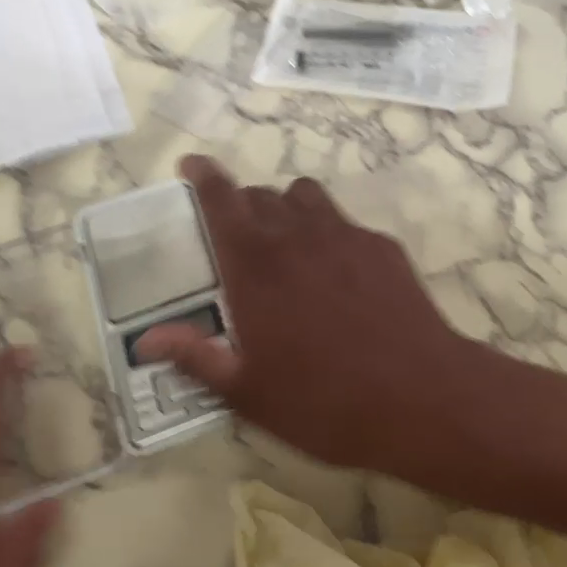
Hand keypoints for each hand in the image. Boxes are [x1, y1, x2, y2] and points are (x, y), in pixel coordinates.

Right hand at [135, 155, 494, 472]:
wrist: (419, 397)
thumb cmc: (323, 401)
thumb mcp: (248, 392)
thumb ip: (195, 356)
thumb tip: (147, 338)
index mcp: (255, 266)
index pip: (221, 201)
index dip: (203, 176)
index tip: (191, 165)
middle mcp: (298, 237)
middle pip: (261, 196)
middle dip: (242, 205)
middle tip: (237, 239)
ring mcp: (346, 236)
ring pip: (306, 197)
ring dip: (287, 209)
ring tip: (287, 245)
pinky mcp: (383, 247)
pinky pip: (346, 223)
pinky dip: (330, 233)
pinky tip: (339, 276)